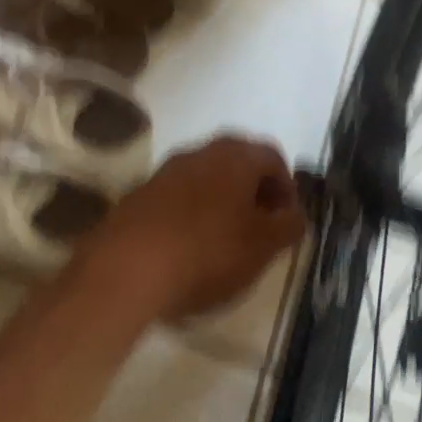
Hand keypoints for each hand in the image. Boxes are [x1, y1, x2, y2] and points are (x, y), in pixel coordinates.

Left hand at [82, 135, 306, 319]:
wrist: (125, 270)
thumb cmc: (208, 252)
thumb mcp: (264, 246)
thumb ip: (289, 226)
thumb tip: (296, 215)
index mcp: (237, 154)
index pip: (274, 158)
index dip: (287, 189)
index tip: (286, 223)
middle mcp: (202, 151)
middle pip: (239, 165)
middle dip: (253, 195)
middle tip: (260, 230)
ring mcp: (166, 171)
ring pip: (207, 181)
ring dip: (221, 205)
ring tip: (225, 245)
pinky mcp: (139, 196)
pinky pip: (178, 199)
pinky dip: (191, 217)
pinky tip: (188, 252)